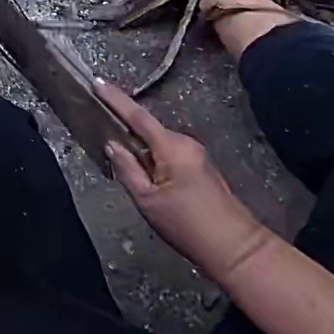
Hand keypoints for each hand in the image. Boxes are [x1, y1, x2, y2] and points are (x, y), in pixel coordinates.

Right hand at [98, 81, 277, 287]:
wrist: (236, 249)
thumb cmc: (189, 226)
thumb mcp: (147, 200)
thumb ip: (126, 168)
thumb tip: (112, 145)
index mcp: (171, 147)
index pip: (137, 116)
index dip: (115, 99)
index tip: (97, 83)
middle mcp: (185, 143)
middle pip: (147, 129)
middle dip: (125, 132)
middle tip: (102, 140)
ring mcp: (195, 154)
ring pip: (157, 143)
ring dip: (140, 149)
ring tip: (126, 170)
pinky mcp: (200, 166)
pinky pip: (168, 153)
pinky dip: (153, 159)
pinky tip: (148, 179)